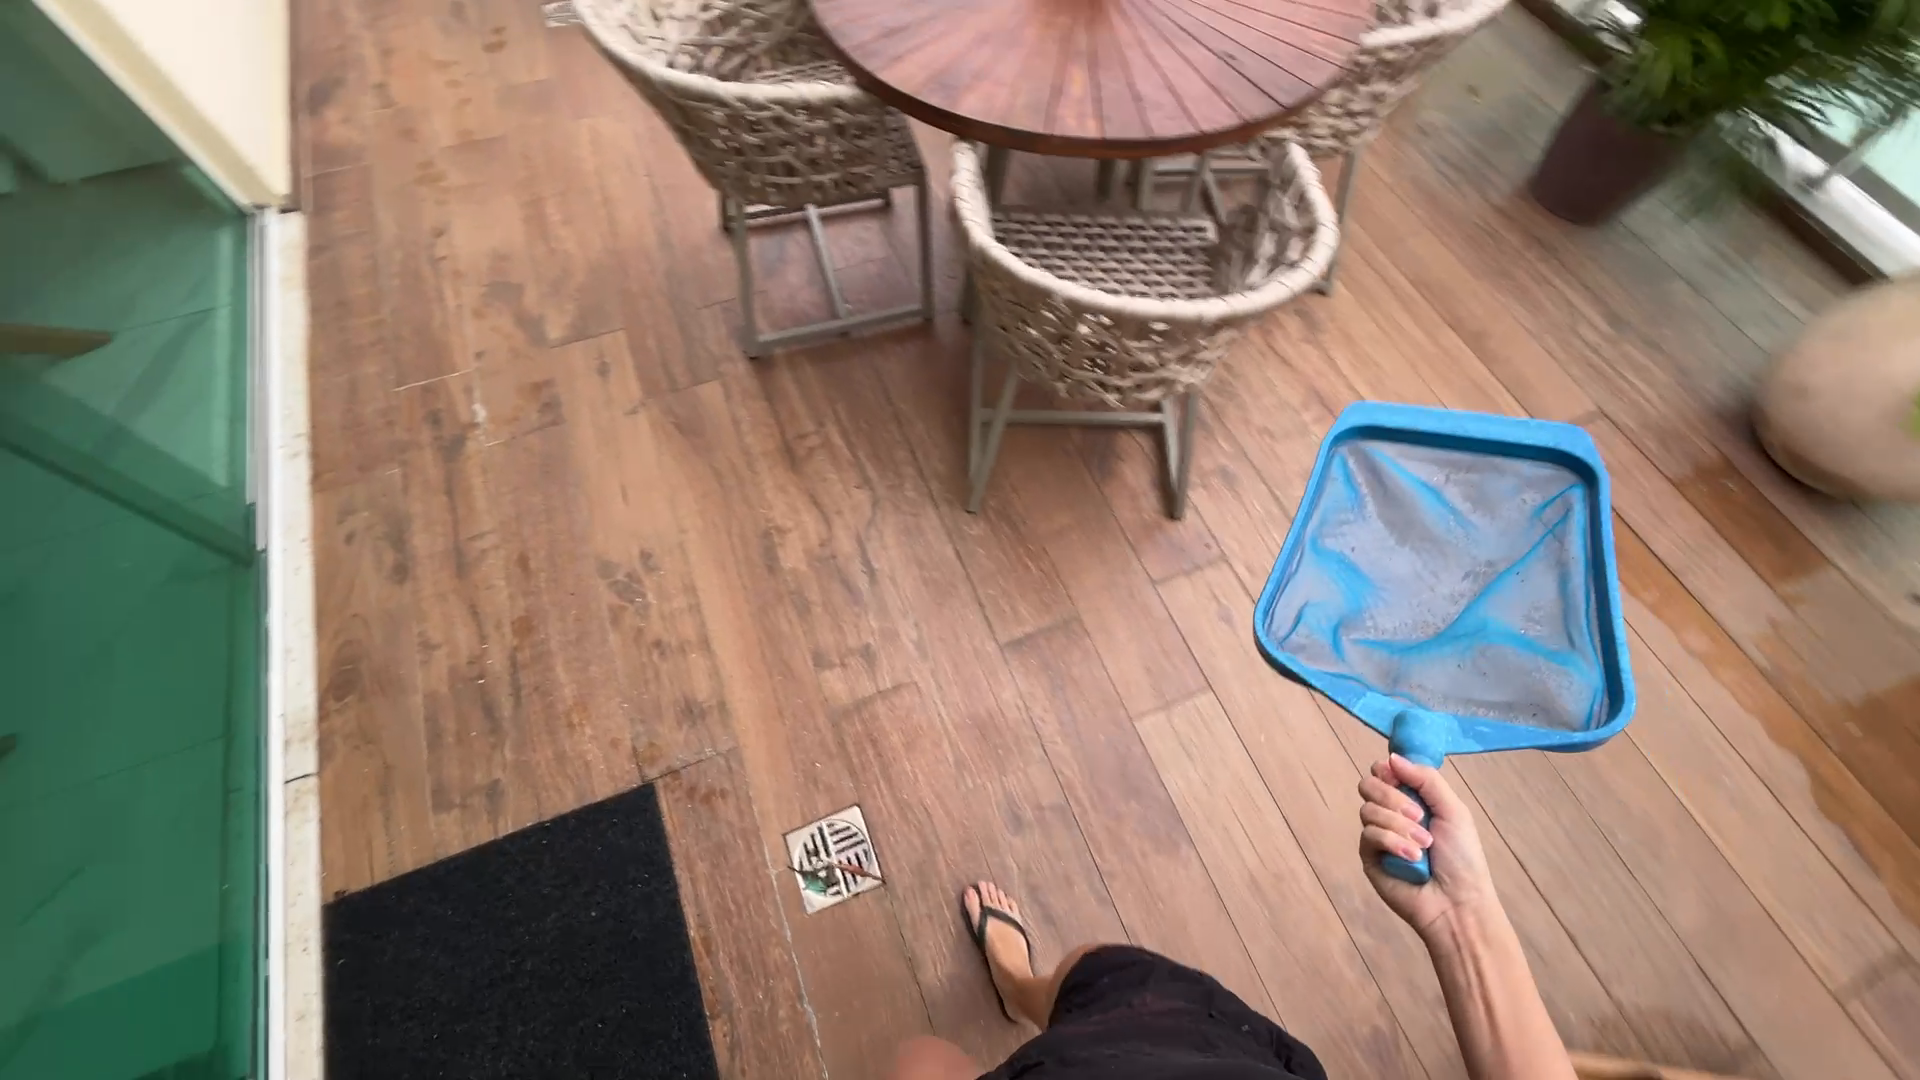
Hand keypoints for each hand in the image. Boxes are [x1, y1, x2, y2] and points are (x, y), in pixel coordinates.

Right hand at [1358, 755, 1498, 938]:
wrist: (1459, 904)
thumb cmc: (1463, 858)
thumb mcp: (1454, 812)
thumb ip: (1426, 780)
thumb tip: (1391, 756)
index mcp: (1410, 800)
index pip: (1383, 772)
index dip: (1388, 771)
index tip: (1400, 779)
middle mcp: (1390, 813)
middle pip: (1369, 785)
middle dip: (1392, 798)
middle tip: (1418, 816)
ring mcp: (1377, 834)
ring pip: (1368, 810)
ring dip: (1399, 826)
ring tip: (1424, 845)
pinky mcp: (1368, 855)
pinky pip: (1369, 835)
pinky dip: (1392, 842)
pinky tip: (1412, 858)